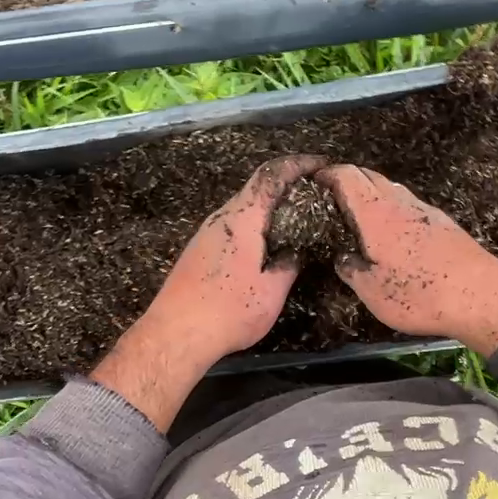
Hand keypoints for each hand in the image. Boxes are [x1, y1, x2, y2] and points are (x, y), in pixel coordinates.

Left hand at [92, 154, 326, 431]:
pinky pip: (232, 229)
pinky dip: (253, 228)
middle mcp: (220, 217)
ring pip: (243, 211)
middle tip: (313, 198)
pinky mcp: (197, 252)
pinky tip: (264, 248)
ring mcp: (205, 234)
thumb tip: (297, 251)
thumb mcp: (271, 292)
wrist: (176, 334)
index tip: (321, 165)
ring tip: (294, 224)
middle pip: (256, 190)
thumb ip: (289, 265)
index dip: (298, 165)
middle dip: (286, 188)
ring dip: (268, 211)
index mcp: (243, 218)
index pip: (272, 175)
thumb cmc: (228, 311)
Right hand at [315, 164, 497, 356]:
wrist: (480, 295)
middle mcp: (400, 203)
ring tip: (357, 213)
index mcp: (376, 215)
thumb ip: (352, 270)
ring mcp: (425, 210)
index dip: (327, 174)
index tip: (312, 182)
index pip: (347, 177)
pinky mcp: (442, 223)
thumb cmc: (419, 295)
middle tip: (331, 198)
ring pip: (391, 188)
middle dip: (347, 179)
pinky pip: (408, 204)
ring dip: (371, 192)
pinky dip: (391, 207)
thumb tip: (342, 257)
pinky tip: (390, 230)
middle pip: (369, 176)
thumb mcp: (373, 292)